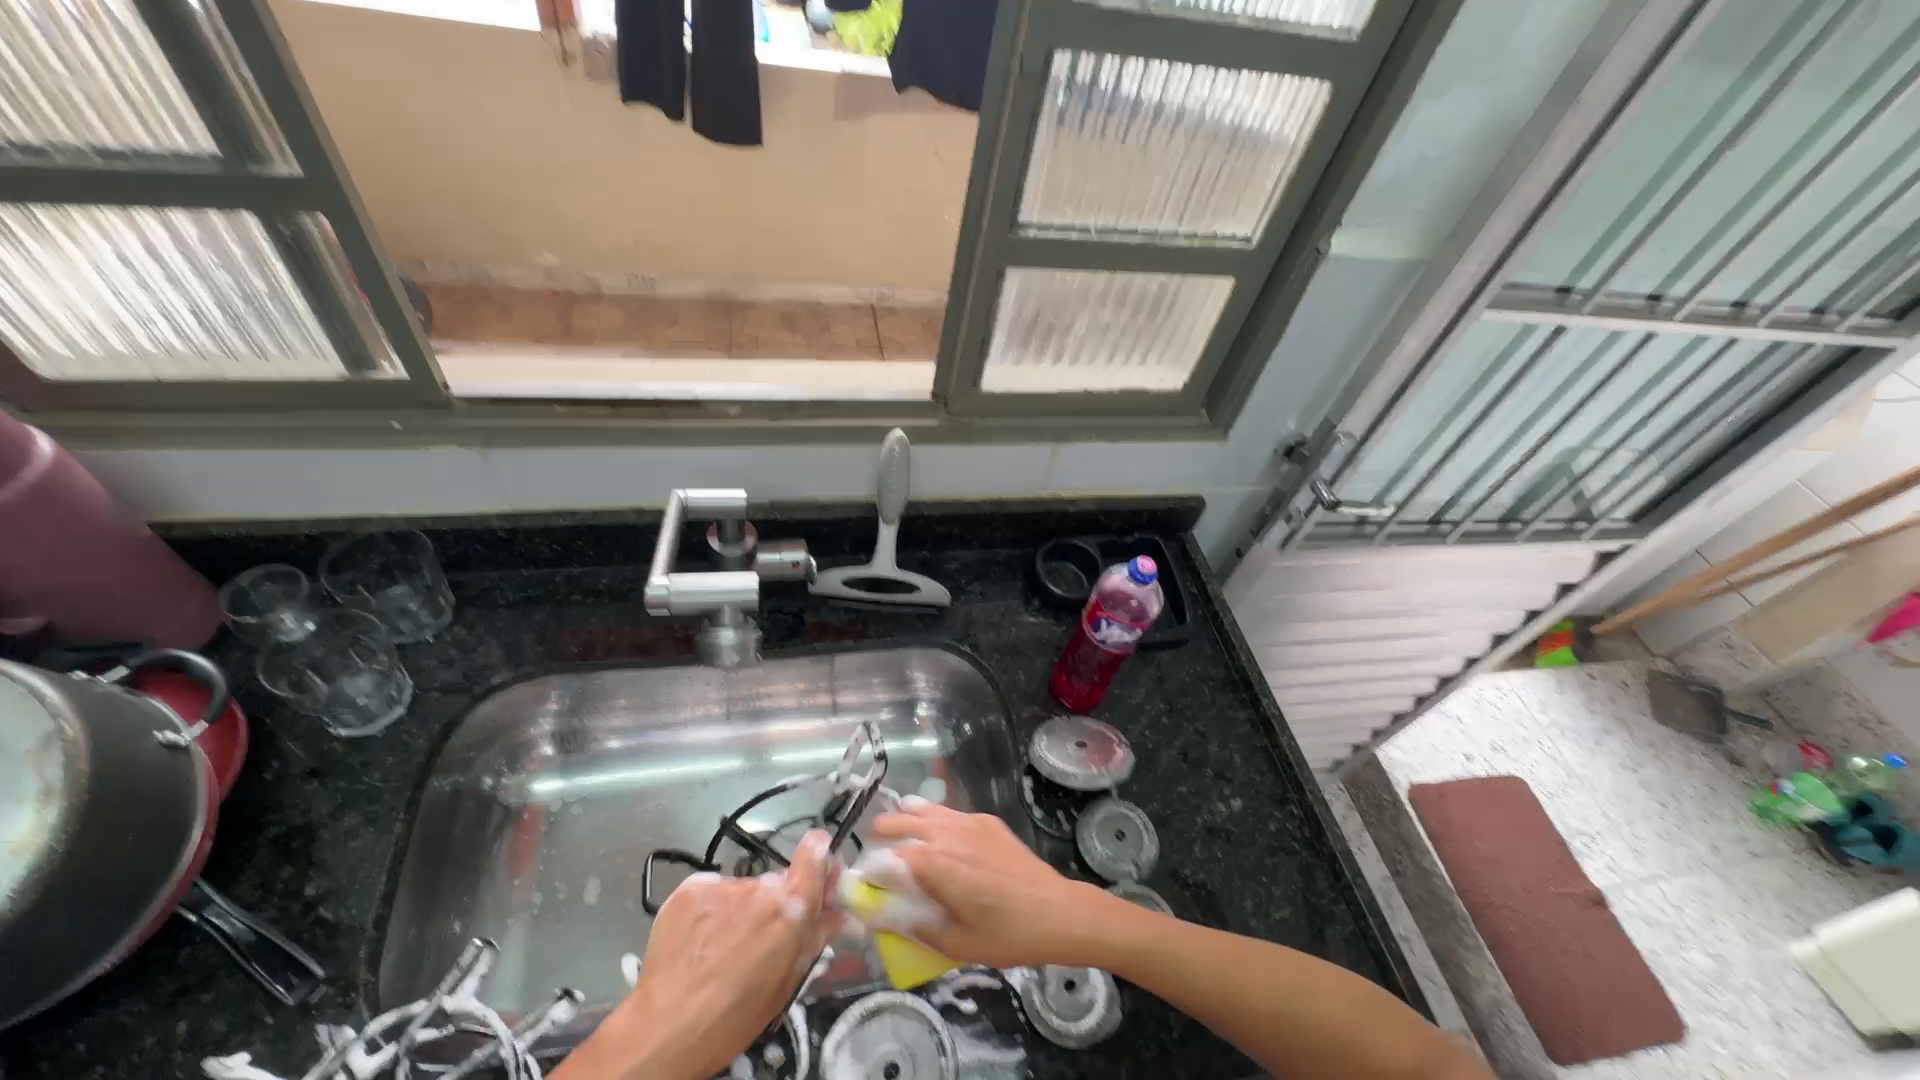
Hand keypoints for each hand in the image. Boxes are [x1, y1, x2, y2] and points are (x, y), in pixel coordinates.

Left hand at [554, 831, 835, 1079]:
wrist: (667, 1027)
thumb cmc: (736, 1015)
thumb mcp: (788, 983)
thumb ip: (815, 938)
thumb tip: (838, 914)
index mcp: (790, 907)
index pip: (816, 852)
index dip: (821, 860)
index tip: (818, 880)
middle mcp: (759, 885)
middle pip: (778, 881)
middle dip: (776, 904)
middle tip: (761, 939)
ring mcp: (721, 884)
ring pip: (743, 890)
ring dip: (741, 909)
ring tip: (721, 947)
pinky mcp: (690, 888)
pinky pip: (713, 892)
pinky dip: (711, 910)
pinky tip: (699, 941)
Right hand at [865, 797, 1107, 968]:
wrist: (1059, 912)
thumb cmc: (1007, 934)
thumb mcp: (955, 943)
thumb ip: (913, 926)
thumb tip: (880, 917)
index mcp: (933, 864)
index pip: (883, 860)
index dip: (869, 874)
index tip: (864, 887)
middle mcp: (946, 834)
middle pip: (898, 821)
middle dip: (881, 837)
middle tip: (878, 860)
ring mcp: (968, 822)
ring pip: (923, 809)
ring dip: (904, 820)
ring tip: (895, 834)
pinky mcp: (987, 821)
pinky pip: (949, 812)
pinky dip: (932, 817)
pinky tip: (935, 832)